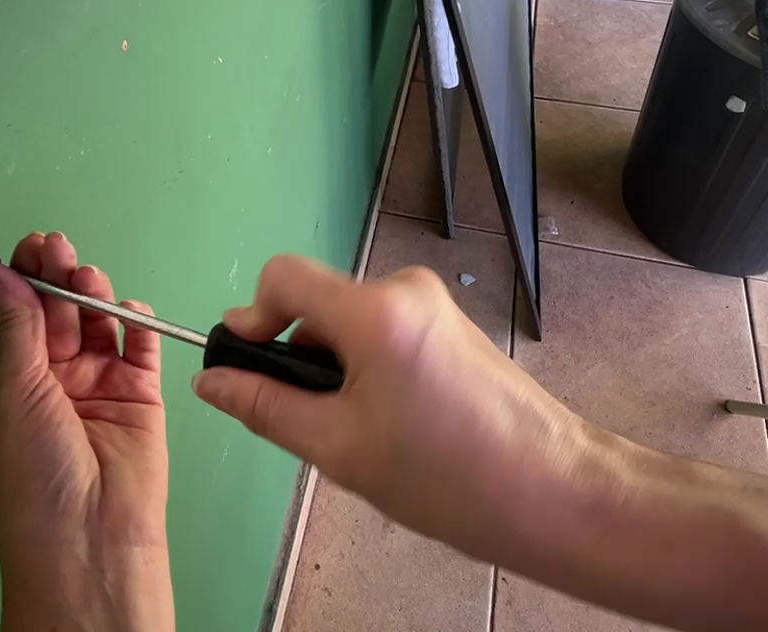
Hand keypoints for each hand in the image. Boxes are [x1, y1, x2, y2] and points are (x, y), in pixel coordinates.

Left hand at [0, 232, 173, 631]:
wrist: (91, 536)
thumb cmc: (38, 480)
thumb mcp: (17, 391)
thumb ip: (16, 323)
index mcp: (16, 381)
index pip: (21, 314)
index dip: (25, 277)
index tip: (29, 246)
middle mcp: (57, 379)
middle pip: (60, 311)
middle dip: (59, 275)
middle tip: (57, 247)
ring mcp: (100, 384)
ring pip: (99, 321)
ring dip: (94, 293)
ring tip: (88, 276)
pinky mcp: (140, 391)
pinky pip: (140, 344)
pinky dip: (137, 321)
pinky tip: (127, 308)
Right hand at [191, 256, 618, 572]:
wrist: (556, 492)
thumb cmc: (443, 476)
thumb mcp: (339, 448)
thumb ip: (265, 406)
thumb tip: (211, 380)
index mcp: (373, 309)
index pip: (282, 275)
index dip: (253, 314)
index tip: (250, 363)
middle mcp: (403, 286)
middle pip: (319, 302)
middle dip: (301, 354)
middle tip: (316, 420)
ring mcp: (432, 301)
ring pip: (350, 320)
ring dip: (336, 365)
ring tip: (361, 429)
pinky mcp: (449, 320)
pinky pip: (384, 328)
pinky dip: (368, 363)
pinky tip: (393, 419)